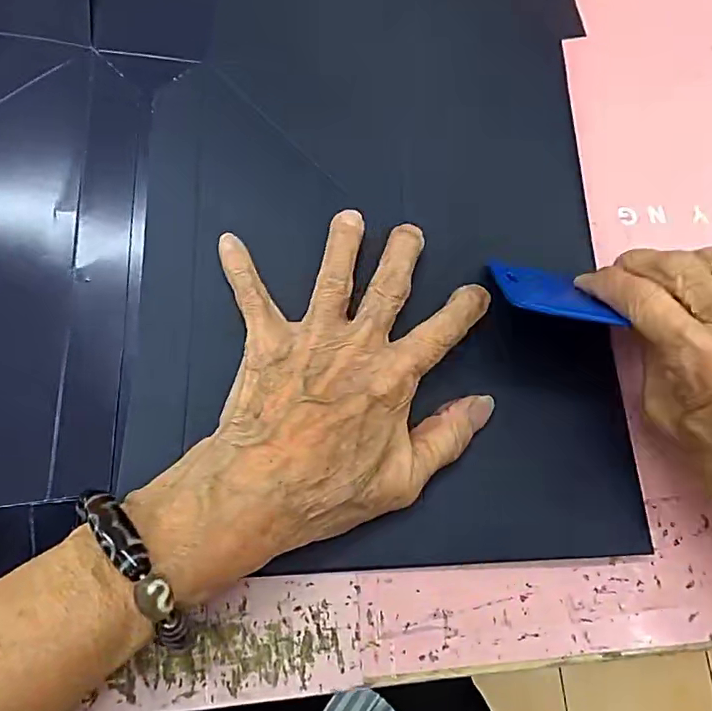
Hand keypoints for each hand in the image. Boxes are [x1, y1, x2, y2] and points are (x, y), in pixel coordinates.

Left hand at [127, 210, 493, 601]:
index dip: (462, 310)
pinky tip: (230, 243)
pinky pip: (252, 298)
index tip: (473, 294)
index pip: (440, 332)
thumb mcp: (402, 481)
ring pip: (331, 279)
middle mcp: (355, 346)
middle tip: (409, 233)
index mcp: (393, 376)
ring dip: (342, 245)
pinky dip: (240, 269)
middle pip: (387, 289)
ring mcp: (309, 339)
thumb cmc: (329, 491)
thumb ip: (446, 439)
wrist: (257, 490)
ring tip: (349, 219)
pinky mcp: (266, 343)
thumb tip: (481, 406)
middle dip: (402, 256)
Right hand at [576, 248, 711, 519]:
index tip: (586, 284)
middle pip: (678, 267)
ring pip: (710, 259)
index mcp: (705, 360)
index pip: (645, 298)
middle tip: (611, 275)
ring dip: (669, 262)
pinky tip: (686, 290)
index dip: (607, 284)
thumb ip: (646, 353)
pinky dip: (702, 274)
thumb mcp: (660, 408)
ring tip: (647, 277)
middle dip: (634, 264)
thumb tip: (629, 314)